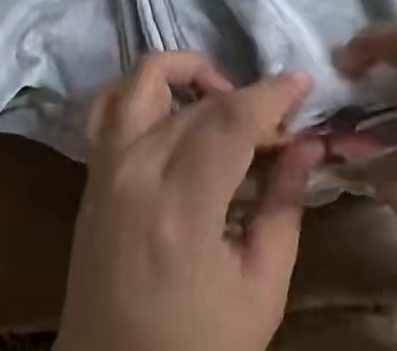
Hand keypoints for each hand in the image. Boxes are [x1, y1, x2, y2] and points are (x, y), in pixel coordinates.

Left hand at [56, 52, 324, 350]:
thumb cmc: (195, 347)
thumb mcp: (260, 290)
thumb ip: (284, 207)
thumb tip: (305, 145)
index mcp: (180, 209)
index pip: (231, 119)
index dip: (272, 93)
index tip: (303, 83)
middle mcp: (135, 172)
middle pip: (198, 103)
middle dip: (248, 100)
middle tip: (279, 127)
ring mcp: (105, 167)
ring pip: (145, 81)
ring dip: (188, 73)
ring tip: (223, 101)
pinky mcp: (91, 173)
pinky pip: (106, 105)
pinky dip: (141, 89)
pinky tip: (171, 106)